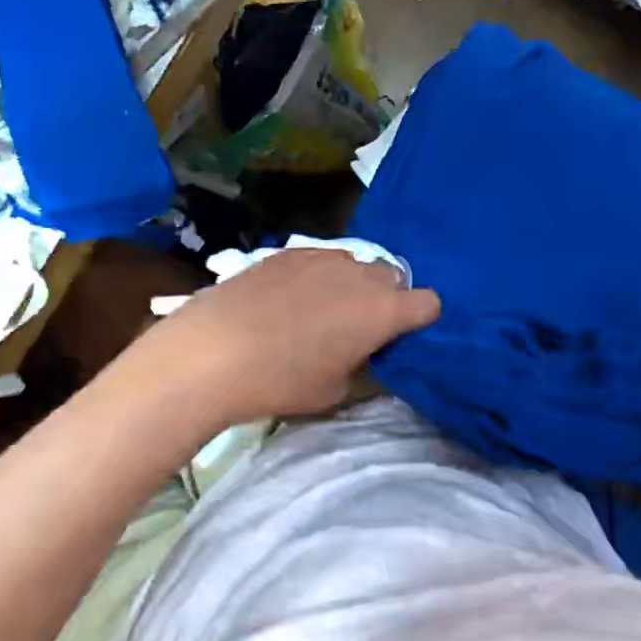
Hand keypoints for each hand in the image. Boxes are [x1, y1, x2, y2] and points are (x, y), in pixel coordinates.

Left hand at [116, 248, 440, 423]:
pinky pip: (321, 259)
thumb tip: (359, 352)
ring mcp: (325, 257)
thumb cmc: (281, 380)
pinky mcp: (291, 251)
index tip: (399, 337)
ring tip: (321, 310)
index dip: (420, 320)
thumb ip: (360, 365)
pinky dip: (318, 275)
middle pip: (394, 278)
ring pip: (357, 265)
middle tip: (359, 326)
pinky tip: (288, 299)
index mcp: (383, 311)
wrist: (211, 352)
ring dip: (352, 285)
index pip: (429, 303)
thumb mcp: (333, 390)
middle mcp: (362, 275)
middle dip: (386, 299)